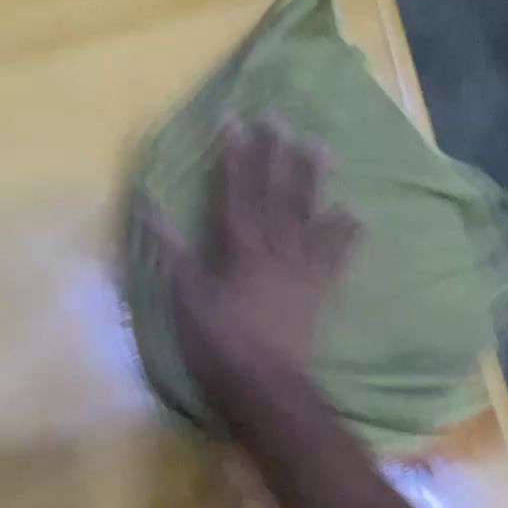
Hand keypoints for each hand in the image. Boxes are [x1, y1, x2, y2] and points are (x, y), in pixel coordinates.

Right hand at [135, 116, 360, 423]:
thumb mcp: (186, 302)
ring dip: (314, 180)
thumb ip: (174, 253)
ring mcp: (302, 271)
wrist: (265, 390)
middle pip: (276, 195)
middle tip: (280, 116)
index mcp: (239, 252)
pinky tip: (356, 212)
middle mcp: (275, 251)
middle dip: (274, 154)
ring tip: (321, 146)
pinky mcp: (319, 293)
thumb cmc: (218, 348)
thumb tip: (152, 207)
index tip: (235, 121)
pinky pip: (336, 258)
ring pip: (309, 216)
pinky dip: (346, 235)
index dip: (234, 157)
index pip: (234, 194)